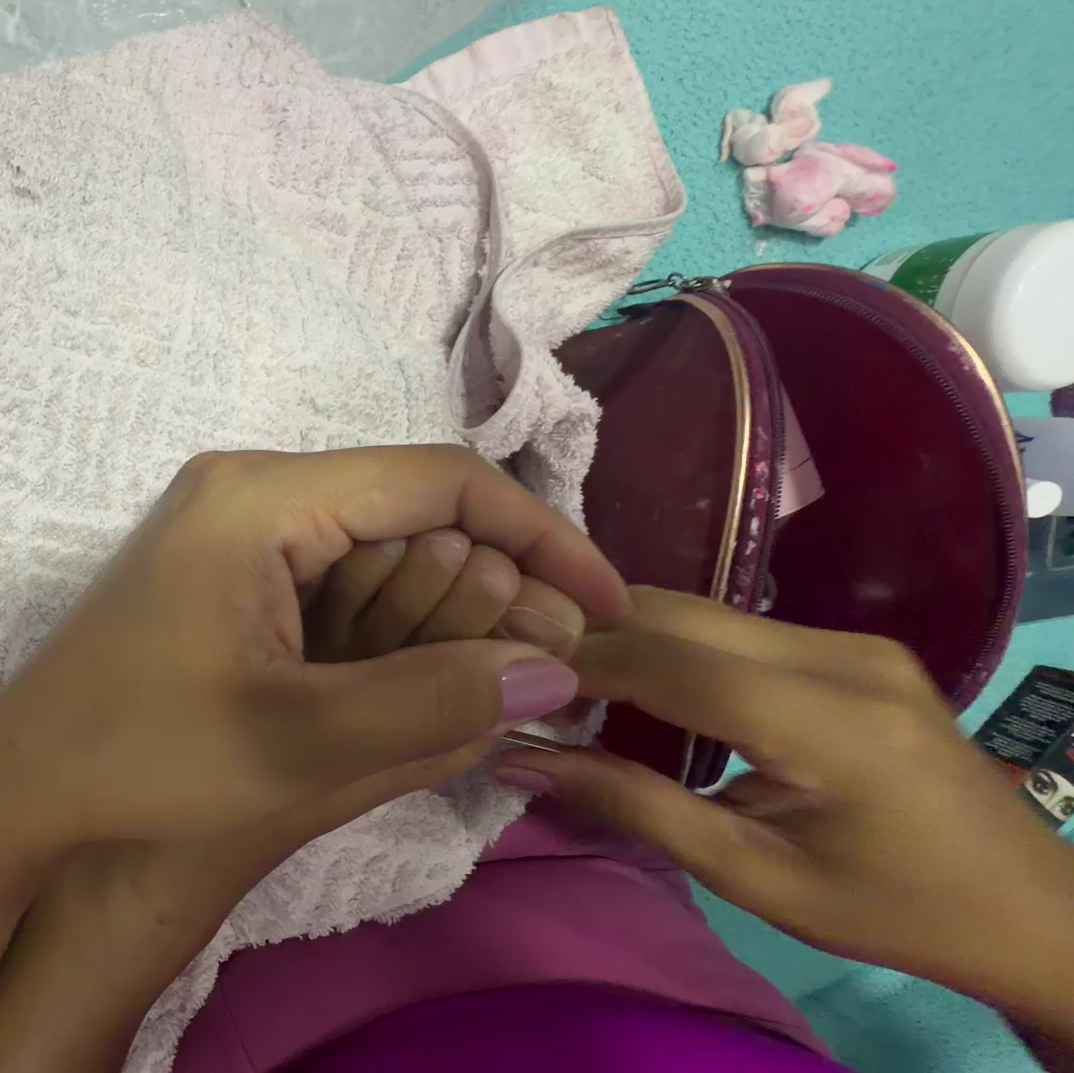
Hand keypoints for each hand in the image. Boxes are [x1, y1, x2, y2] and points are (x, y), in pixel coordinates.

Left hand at [0, 446, 625, 848]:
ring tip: (490, 682)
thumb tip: (557, 668)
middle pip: (407, 509)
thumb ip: (436, 701)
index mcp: (260, 498)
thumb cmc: (143, 756)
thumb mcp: (299, 743)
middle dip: (488, 584)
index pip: (436, 479)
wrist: (26, 776)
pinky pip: (328, 573)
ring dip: (437, 608)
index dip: (539, 535)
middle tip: (547, 669)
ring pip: (372, 545)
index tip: (602, 608)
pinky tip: (410, 674)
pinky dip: (382, 619)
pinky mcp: (219, 565)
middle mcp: (245, 487)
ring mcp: (226, 523)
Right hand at [493, 588, 1073, 1020]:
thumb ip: (631, 805)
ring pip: (689, 608)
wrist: (1041, 913)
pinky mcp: (841, 643)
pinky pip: (718, 623)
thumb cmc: (895, 911)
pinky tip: (621, 674)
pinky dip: (652, 640)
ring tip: (554, 672)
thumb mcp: (754, 877)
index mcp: (833, 724)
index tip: (501, 677)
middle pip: (673, 615)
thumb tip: (515, 757)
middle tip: (515, 669)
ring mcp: (847, 640)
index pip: (668, 664)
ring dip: (612, 632)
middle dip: (581, 635)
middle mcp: (842, 656)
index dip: (574, 663)